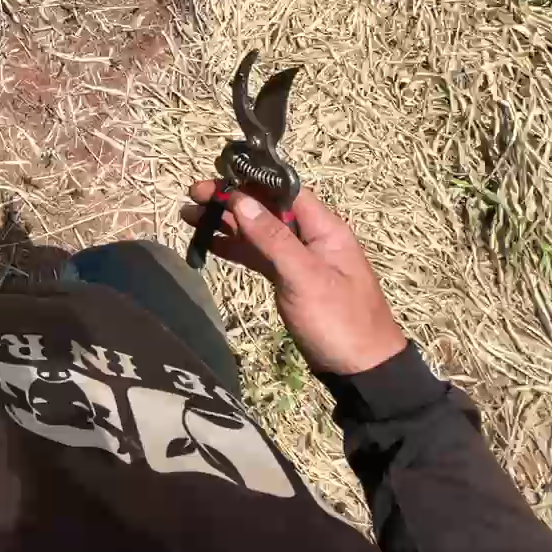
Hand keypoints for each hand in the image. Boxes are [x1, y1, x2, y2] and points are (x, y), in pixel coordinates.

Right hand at [184, 181, 405, 375]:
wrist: (362, 373)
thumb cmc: (339, 321)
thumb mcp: (305, 277)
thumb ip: (272, 238)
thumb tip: (240, 199)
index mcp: (324, 229)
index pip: (283, 191)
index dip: (249, 181)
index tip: (214, 178)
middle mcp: (309, 237)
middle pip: (264, 207)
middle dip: (229, 199)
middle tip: (193, 196)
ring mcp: (297, 258)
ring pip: (256, 229)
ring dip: (225, 221)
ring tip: (189, 215)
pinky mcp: (286, 277)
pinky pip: (256, 253)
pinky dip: (232, 246)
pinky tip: (208, 242)